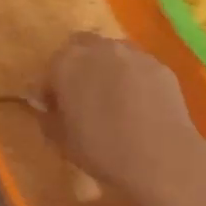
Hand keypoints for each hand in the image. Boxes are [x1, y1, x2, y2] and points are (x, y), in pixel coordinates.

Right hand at [45, 33, 205, 195]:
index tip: (52, 110)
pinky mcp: (159, 65)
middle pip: (80, 49)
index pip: (49, 71)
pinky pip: (137, 67)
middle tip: (80, 97)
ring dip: (105, 69)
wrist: (160, 157)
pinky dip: (131, 79)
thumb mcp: (63, 142)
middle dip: (76, 68)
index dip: (48, 91)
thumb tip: (45, 106)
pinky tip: (137, 104)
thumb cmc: (102, 151)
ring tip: (111, 99)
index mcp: (67, 64)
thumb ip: (48, 117)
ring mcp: (133, 53)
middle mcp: (99, 48)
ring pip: (112, 53)